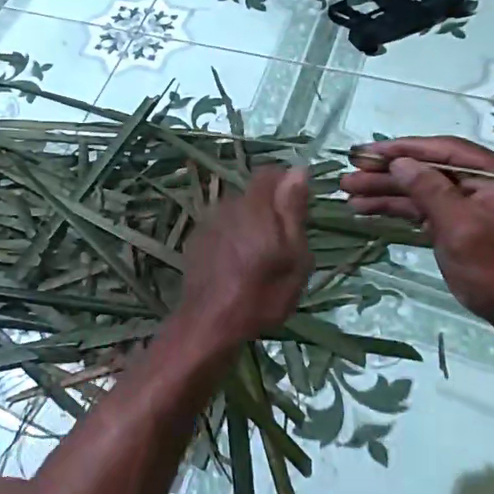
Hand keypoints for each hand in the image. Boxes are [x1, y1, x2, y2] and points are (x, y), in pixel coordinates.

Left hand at [178, 165, 312, 344]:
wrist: (209, 323)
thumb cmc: (262, 294)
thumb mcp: (294, 256)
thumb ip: (293, 211)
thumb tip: (297, 171)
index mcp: (254, 206)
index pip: (269, 172)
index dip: (286, 183)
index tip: (298, 207)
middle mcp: (226, 206)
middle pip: (253, 194)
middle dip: (270, 209)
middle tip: (284, 242)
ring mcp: (207, 223)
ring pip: (236, 212)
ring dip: (250, 225)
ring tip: (260, 258)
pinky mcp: (196, 242)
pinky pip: (221, 229)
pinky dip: (233, 238)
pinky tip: (237, 266)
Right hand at [340, 137, 493, 332]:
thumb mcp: (462, 228)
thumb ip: (430, 190)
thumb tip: (401, 162)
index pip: (446, 150)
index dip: (403, 149)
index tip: (366, 153)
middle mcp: (493, 184)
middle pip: (433, 170)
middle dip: (389, 174)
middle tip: (348, 177)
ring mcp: (480, 207)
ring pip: (428, 192)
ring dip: (390, 193)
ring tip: (350, 196)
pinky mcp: (469, 228)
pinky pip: (432, 212)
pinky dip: (404, 211)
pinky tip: (372, 210)